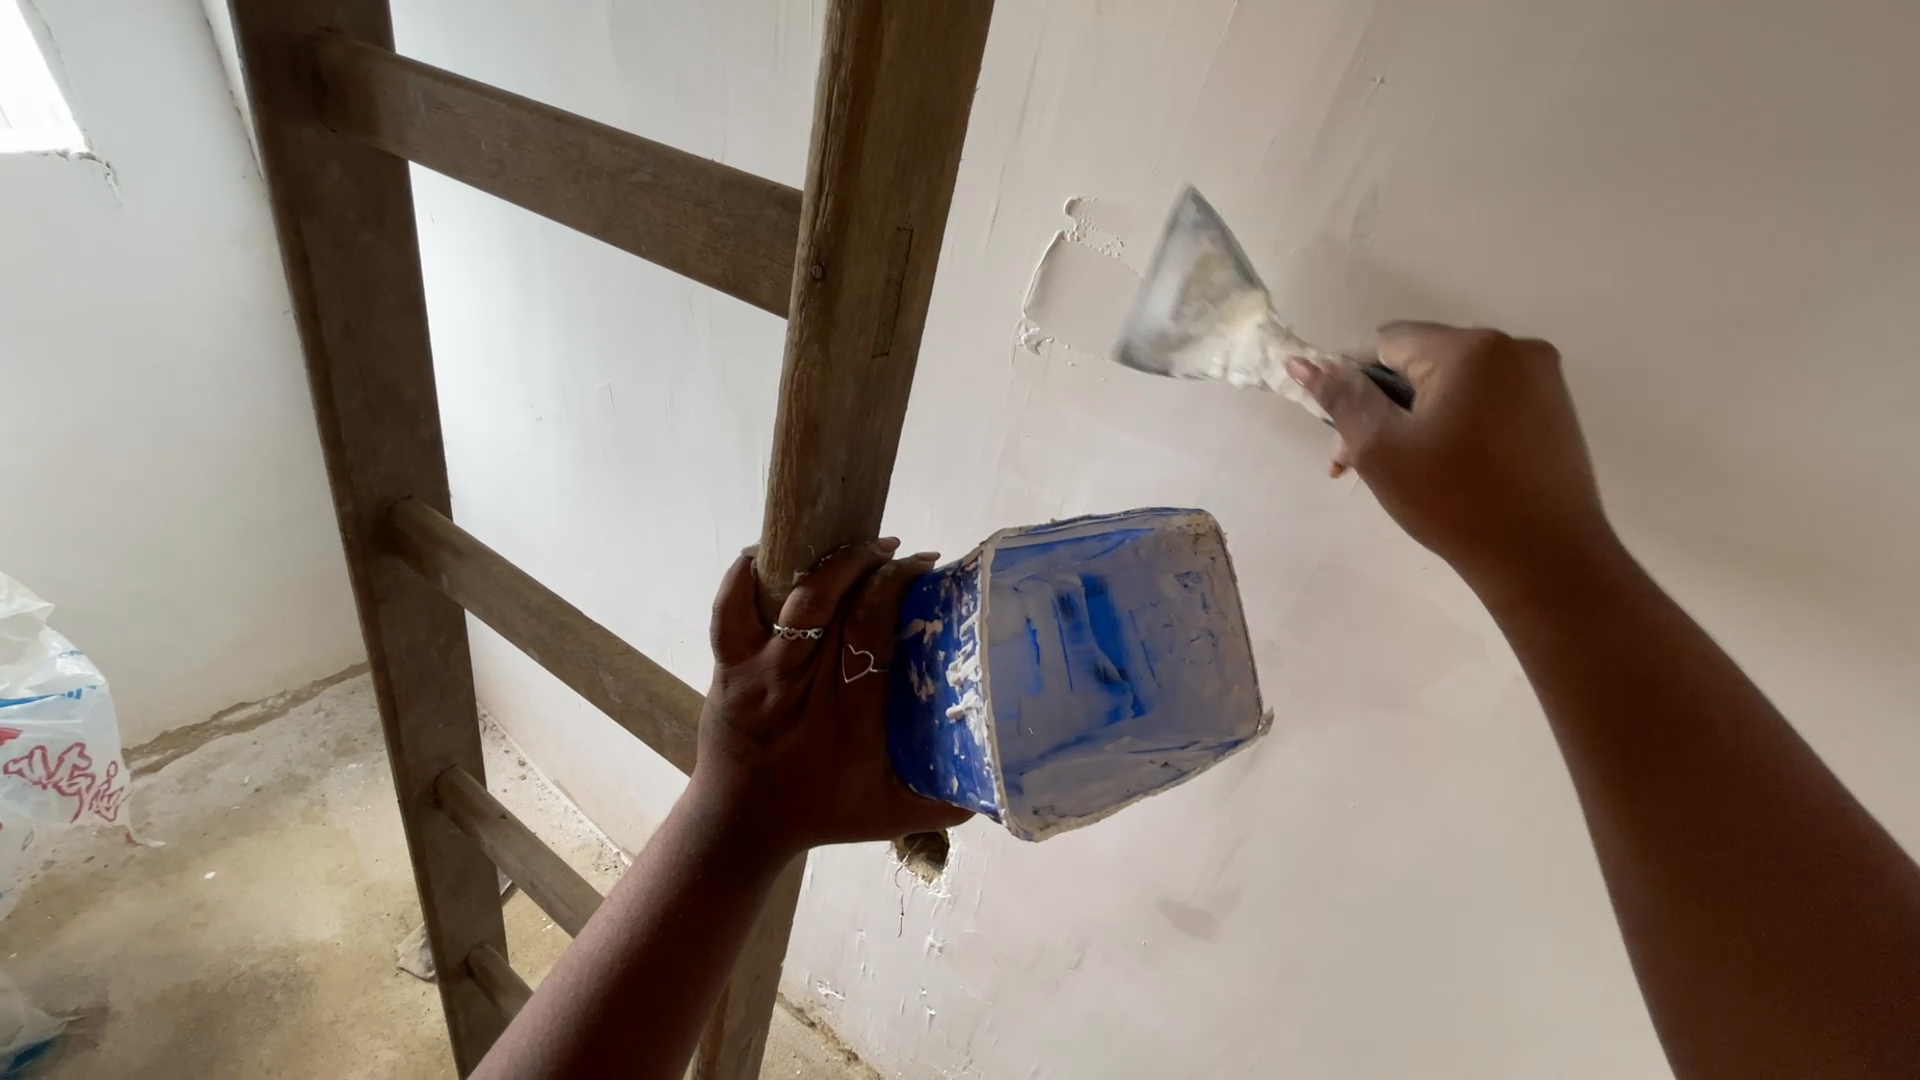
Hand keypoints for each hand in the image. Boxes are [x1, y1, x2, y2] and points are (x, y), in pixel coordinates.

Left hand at [690, 539, 971, 858]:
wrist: (736, 827)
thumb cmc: (820, 814)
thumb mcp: (890, 816)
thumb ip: (945, 801)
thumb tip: (1000, 780)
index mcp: (848, 718)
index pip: (873, 631)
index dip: (898, 587)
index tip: (925, 566)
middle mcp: (802, 689)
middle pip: (836, 606)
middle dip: (871, 566)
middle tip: (898, 551)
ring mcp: (759, 675)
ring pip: (792, 603)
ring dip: (827, 565)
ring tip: (854, 547)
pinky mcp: (727, 669)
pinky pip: (727, 612)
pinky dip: (742, 576)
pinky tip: (768, 551)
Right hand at [1285, 321, 1619, 591]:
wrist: (1543, 557)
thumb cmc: (1451, 499)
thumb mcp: (1379, 447)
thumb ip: (1341, 397)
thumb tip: (1302, 362)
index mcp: (1469, 349)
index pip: (1384, 342)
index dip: (1349, 378)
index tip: (1335, 427)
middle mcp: (1512, 348)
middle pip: (1416, 362)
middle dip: (1376, 405)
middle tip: (1352, 461)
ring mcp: (1538, 377)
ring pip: (1446, 383)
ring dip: (1407, 418)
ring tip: (1389, 469)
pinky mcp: (1549, 406)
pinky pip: (1478, 399)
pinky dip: (1445, 422)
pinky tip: (1432, 464)